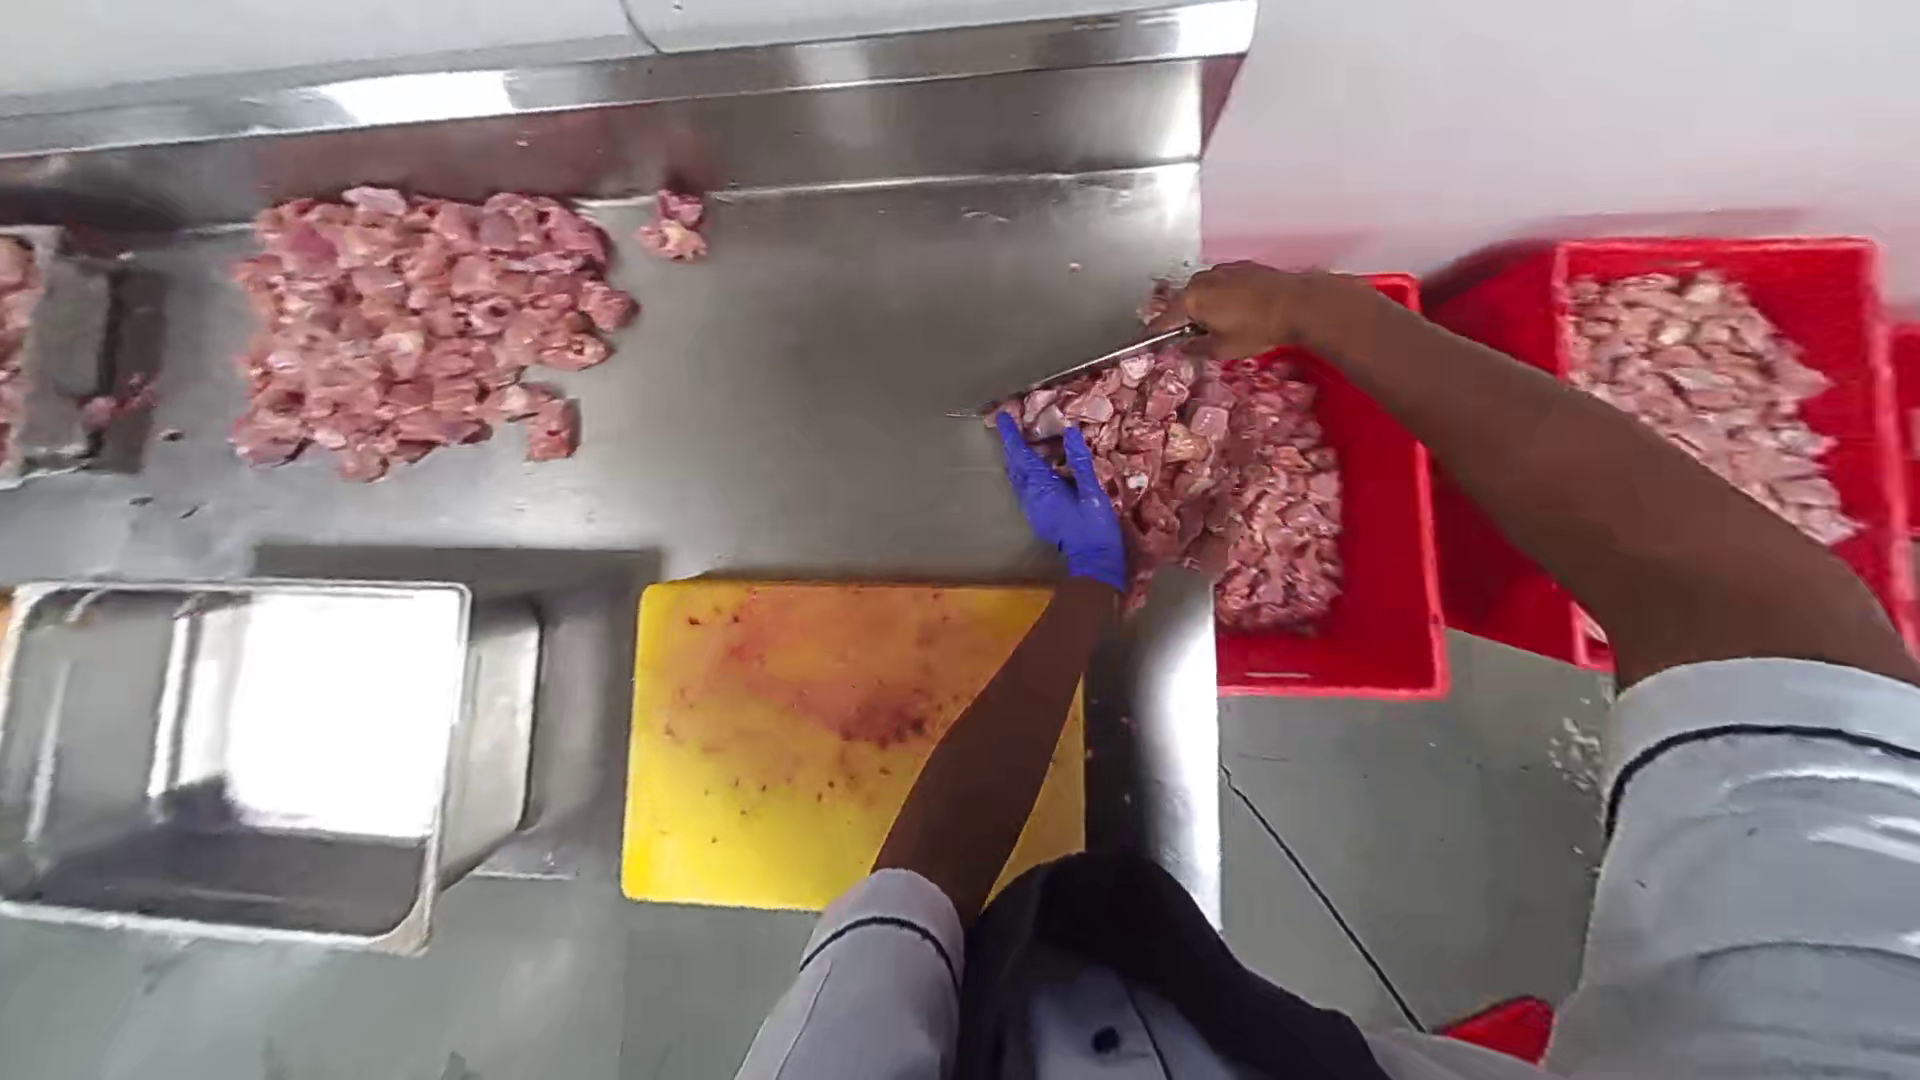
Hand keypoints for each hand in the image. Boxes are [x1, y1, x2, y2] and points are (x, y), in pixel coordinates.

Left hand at [996, 412, 1125, 591]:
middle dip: (1012, 445)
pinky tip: (1040, 468)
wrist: (1094, 561)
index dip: (1012, 436)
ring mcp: (1033, 510)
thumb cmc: (1095, 527)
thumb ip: (1080, 462)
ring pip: (1018, 478)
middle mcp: (1031, 498)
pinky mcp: (1039, 517)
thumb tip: (1070, 432)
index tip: (1003, 416)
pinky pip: (1026, 488)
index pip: (1022, 456)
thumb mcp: (1093, 492)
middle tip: (1011, 425)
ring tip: (1023, 442)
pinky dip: (1027, 473)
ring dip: (1019, 459)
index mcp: (1043, 489)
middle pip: (1015, 466)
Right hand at [1149, 262, 1366, 361]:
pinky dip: (1220, 295)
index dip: (1155, 333)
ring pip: (1202, 290)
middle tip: (1189, 337)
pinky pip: (1221, 283)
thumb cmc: (1256, 329)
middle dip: (1183, 317)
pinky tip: (1233, 310)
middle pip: (1182, 301)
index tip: (1149, 341)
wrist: (1299, 305)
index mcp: (1192, 299)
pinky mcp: (1242, 267)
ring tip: (1216, 324)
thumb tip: (1183, 347)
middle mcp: (1203, 279)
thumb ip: (1195, 348)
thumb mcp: (1220, 349)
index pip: (1163, 319)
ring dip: (1203, 305)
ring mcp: (1224, 269)